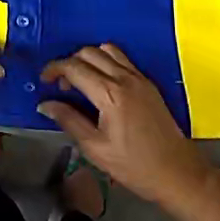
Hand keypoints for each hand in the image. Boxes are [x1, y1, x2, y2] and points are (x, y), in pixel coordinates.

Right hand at [38, 45, 215, 207]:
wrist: (175, 170)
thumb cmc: (134, 165)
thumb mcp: (95, 148)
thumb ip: (69, 120)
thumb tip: (46, 105)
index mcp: (110, 94)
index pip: (75, 67)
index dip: (54, 69)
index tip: (44, 80)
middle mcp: (125, 78)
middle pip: (89, 53)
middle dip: (70, 63)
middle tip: (61, 87)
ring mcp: (139, 78)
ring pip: (107, 50)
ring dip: (89, 59)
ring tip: (81, 82)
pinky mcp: (148, 82)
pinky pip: (123, 59)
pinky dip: (106, 62)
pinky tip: (101, 85)